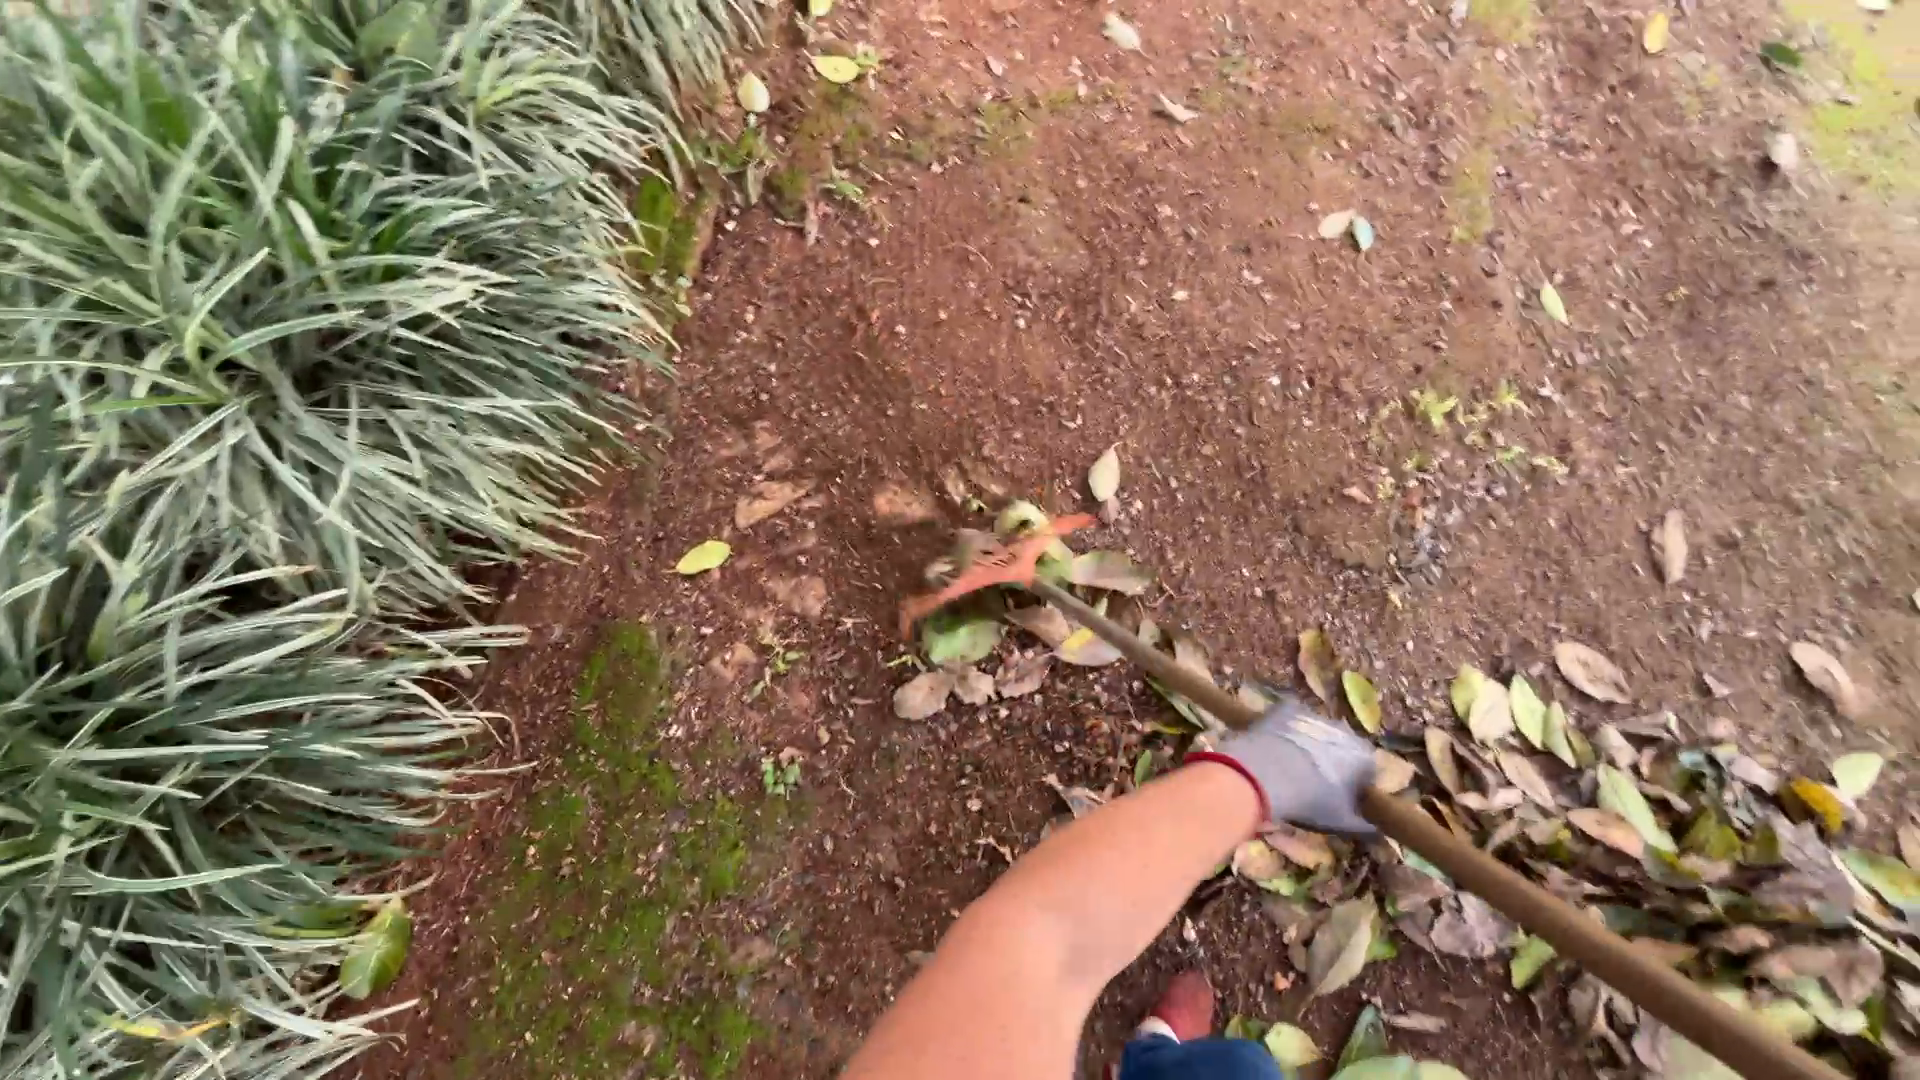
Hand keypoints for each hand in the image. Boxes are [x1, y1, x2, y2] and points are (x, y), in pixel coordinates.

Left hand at [1188, 696, 1375, 833]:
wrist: (1264, 773)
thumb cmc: (1309, 800)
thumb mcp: (1341, 822)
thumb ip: (1365, 828)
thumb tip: (1378, 833)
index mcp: (1364, 758)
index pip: (1367, 771)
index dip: (1354, 784)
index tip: (1340, 797)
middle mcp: (1344, 731)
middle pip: (1342, 748)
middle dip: (1333, 761)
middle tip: (1312, 781)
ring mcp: (1314, 716)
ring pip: (1317, 731)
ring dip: (1309, 744)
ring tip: (1288, 764)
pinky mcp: (1286, 708)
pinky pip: (1291, 717)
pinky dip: (1286, 727)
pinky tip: (1275, 743)